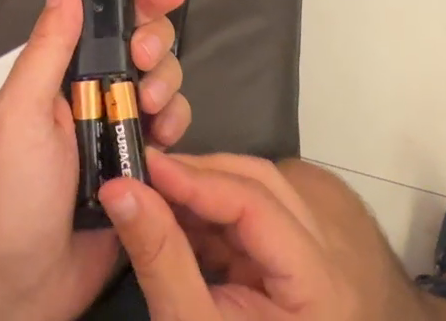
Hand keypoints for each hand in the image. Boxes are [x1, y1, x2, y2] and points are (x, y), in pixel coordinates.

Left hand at [0, 0, 189, 320]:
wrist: (18, 287)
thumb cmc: (7, 197)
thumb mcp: (20, 114)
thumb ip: (47, 48)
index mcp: (59, 74)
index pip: (102, 20)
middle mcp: (92, 94)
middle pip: (144, 44)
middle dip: (155, 44)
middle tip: (143, 64)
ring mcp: (117, 130)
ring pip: (163, 84)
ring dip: (167, 87)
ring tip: (148, 114)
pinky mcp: (140, 167)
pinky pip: (173, 131)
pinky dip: (176, 128)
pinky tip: (162, 144)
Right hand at [99, 151, 358, 319]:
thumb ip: (160, 255)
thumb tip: (119, 188)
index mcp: (318, 281)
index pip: (257, 203)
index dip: (198, 179)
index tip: (145, 163)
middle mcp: (326, 257)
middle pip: (263, 186)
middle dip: (201, 174)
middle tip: (146, 170)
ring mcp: (308, 259)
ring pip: (256, 196)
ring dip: (202, 190)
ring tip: (151, 190)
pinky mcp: (283, 267)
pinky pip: (246, 222)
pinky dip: (206, 215)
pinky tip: (170, 215)